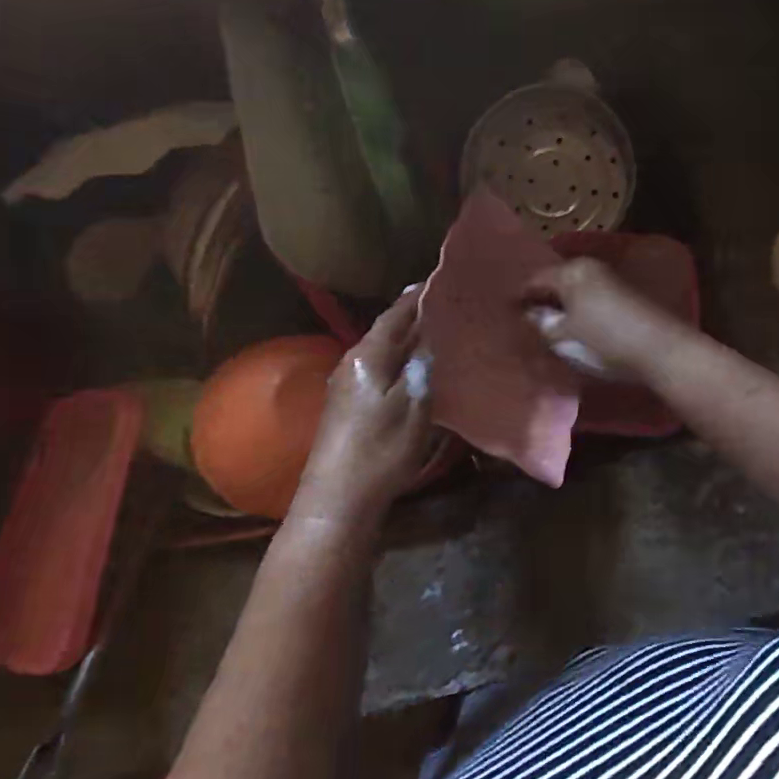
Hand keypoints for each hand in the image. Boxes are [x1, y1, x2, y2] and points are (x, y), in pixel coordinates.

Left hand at [293, 291, 434, 527]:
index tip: (436, 281)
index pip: (394, 316)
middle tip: (441, 302)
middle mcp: (352, 362)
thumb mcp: (413, 407)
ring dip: (403, 338)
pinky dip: (396, 358)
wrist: (338, 498)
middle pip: (385, 331)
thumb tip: (429, 339)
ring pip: (380, 349)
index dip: (415, 299)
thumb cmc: (380, 450)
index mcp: (368, 356)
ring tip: (431, 329)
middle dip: (410, 315)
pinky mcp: (346, 404)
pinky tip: (410, 364)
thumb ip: (421, 368)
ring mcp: (345, 384)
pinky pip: (376, 367)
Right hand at [523, 258, 691, 380]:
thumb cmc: (604, 340)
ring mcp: (608, 280)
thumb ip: (542, 324)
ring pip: (573, 291)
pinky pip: (588, 298)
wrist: (659, 350)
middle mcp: (589, 268)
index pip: (534, 279)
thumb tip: (529, 315)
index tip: (507, 313)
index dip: (519, 296)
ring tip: (546, 327)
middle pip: (555, 282)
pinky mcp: (623, 296)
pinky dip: (577, 310)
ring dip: (560, 306)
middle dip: (541, 300)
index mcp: (570, 272)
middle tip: (524, 321)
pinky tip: (572, 327)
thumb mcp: (564, 336)